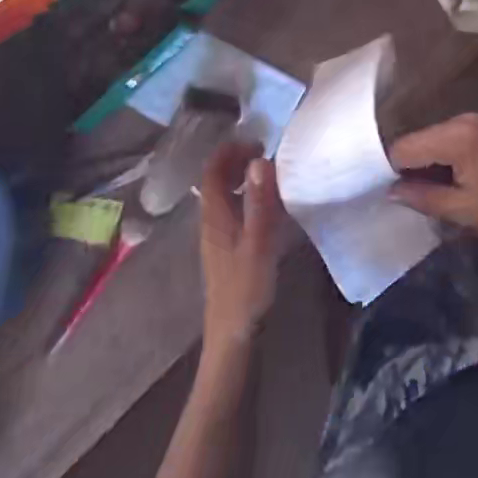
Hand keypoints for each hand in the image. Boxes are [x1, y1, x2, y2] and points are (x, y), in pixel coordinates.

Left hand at [197, 142, 284, 348]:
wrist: (233, 336)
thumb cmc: (246, 289)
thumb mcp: (259, 243)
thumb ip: (260, 202)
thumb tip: (260, 160)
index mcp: (214, 215)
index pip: (212, 171)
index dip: (229, 151)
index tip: (254, 141)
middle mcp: (211, 221)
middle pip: (215, 181)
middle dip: (234, 161)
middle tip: (263, 153)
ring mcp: (217, 237)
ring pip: (223, 196)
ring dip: (239, 179)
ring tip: (266, 174)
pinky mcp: (226, 251)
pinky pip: (231, 211)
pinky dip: (244, 198)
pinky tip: (264, 208)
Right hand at [388, 113, 477, 248]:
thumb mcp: (468, 212)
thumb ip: (424, 199)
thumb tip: (390, 192)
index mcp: (455, 136)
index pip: (402, 149)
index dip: (389, 172)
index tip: (383, 196)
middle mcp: (461, 121)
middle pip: (416, 143)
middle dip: (408, 172)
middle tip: (406, 203)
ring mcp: (475, 125)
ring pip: (431, 145)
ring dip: (427, 170)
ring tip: (428, 199)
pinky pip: (449, 145)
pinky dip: (443, 165)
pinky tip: (450, 188)